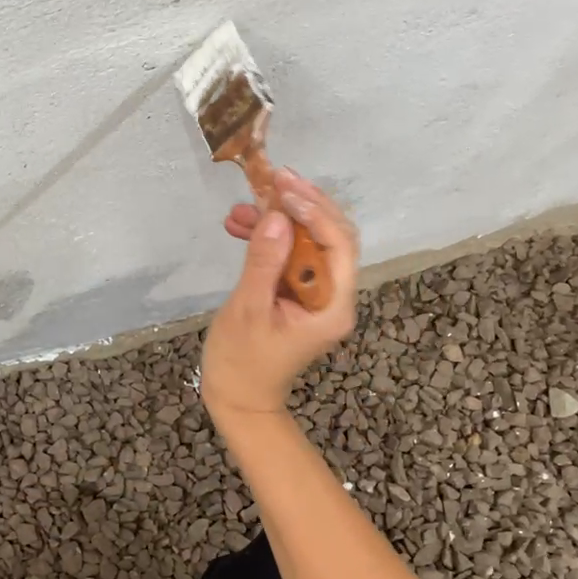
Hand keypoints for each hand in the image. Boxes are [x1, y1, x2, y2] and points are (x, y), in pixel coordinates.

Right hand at [201, 168, 358, 419]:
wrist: (238, 400)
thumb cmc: (241, 362)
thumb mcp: (247, 311)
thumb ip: (263, 263)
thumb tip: (277, 217)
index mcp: (333, 305)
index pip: (338, 244)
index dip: (314, 210)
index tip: (282, 187)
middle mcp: (335, 297)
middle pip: (331, 237)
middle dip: (303, 205)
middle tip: (272, 178)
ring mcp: (318, 296)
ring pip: (309, 244)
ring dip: (281, 220)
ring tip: (245, 204)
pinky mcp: (299, 296)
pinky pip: (292, 258)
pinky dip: (271, 241)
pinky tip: (241, 226)